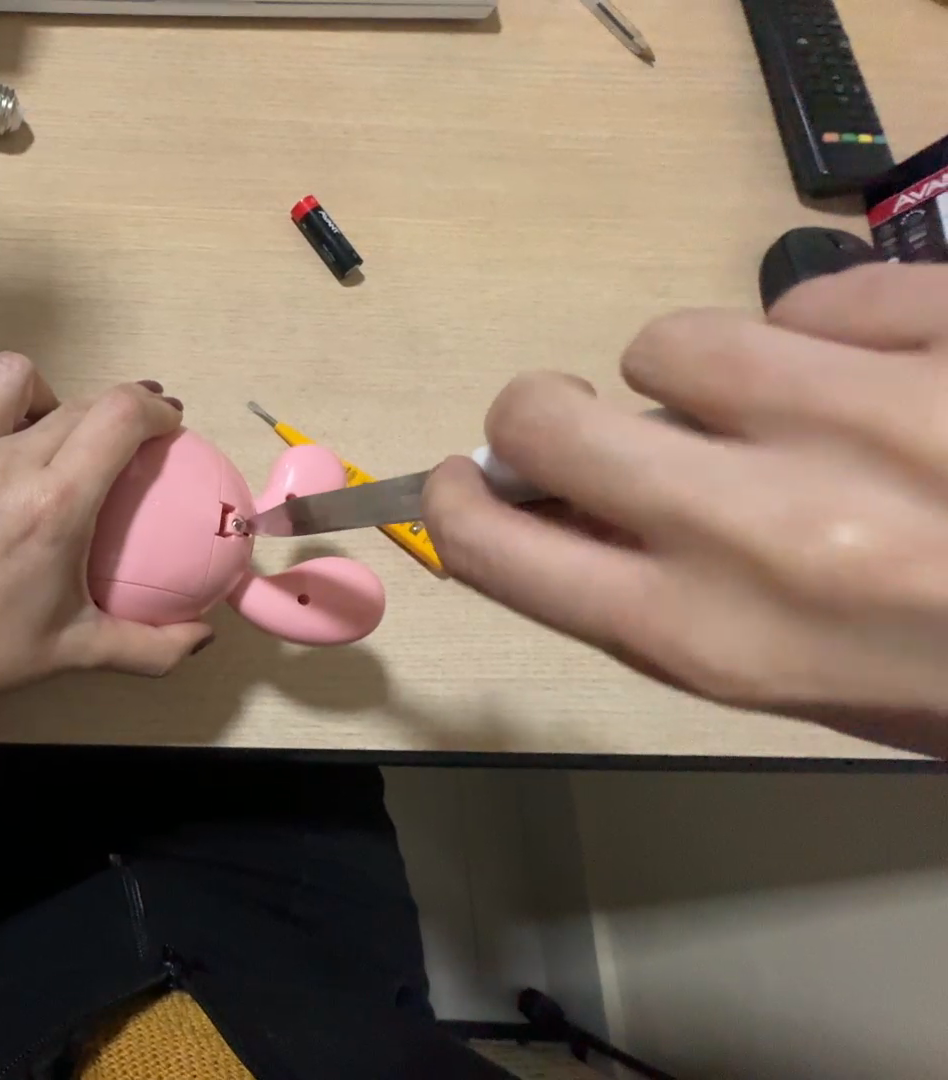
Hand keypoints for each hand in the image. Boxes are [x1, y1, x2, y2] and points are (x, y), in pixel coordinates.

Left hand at [0, 353, 211, 756]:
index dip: (154, 409)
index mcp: (52, 507)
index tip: (162, 424)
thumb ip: (152, 646)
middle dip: (108, 413)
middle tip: (106, 445)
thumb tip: (207, 636)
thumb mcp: (77, 650)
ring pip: (7, 376)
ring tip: (35, 429)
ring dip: (37, 395)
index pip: (120, 417)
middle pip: (76, 402)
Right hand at [423, 263, 947, 756]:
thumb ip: (645, 592)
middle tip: (587, 422)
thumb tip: (550, 509)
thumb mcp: (787, 674)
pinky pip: (826, 294)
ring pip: (671, 341)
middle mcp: (763, 533)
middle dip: (539, 414)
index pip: (489, 545)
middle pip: (539, 419)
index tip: (461, 478)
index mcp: (707, 634)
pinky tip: (905, 371)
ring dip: (699, 370)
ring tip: (787, 400)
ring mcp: (877, 422)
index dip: (450, 499)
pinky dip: (837, 326)